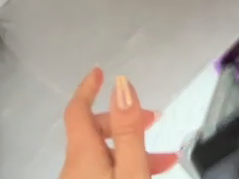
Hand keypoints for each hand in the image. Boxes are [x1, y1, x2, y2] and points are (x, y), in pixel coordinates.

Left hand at [57, 68, 177, 177]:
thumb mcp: (131, 169)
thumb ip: (127, 128)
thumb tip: (121, 84)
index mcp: (82, 154)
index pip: (77, 110)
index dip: (88, 87)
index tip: (100, 70)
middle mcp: (73, 167)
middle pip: (95, 130)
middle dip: (126, 120)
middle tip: (154, 121)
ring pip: (104, 153)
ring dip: (132, 146)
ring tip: (165, 157)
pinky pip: (104, 171)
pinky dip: (125, 164)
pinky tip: (152, 172)